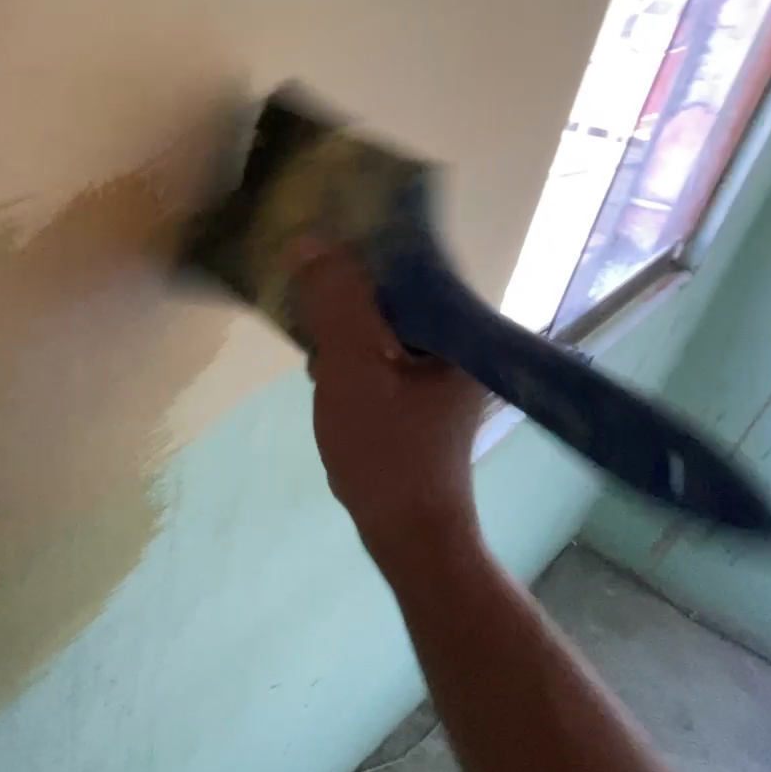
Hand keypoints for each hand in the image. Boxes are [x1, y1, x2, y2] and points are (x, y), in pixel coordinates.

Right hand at [288, 239, 486, 562]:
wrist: (405, 530)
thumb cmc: (385, 450)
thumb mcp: (352, 367)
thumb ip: (334, 304)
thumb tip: (308, 241)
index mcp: (462, 326)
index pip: (407, 266)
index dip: (355, 260)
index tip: (314, 267)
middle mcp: (460, 340)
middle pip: (389, 295)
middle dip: (342, 308)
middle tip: (317, 336)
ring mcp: (442, 369)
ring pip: (378, 325)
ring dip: (342, 338)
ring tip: (324, 369)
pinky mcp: (421, 392)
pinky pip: (378, 353)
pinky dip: (349, 360)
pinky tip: (332, 383)